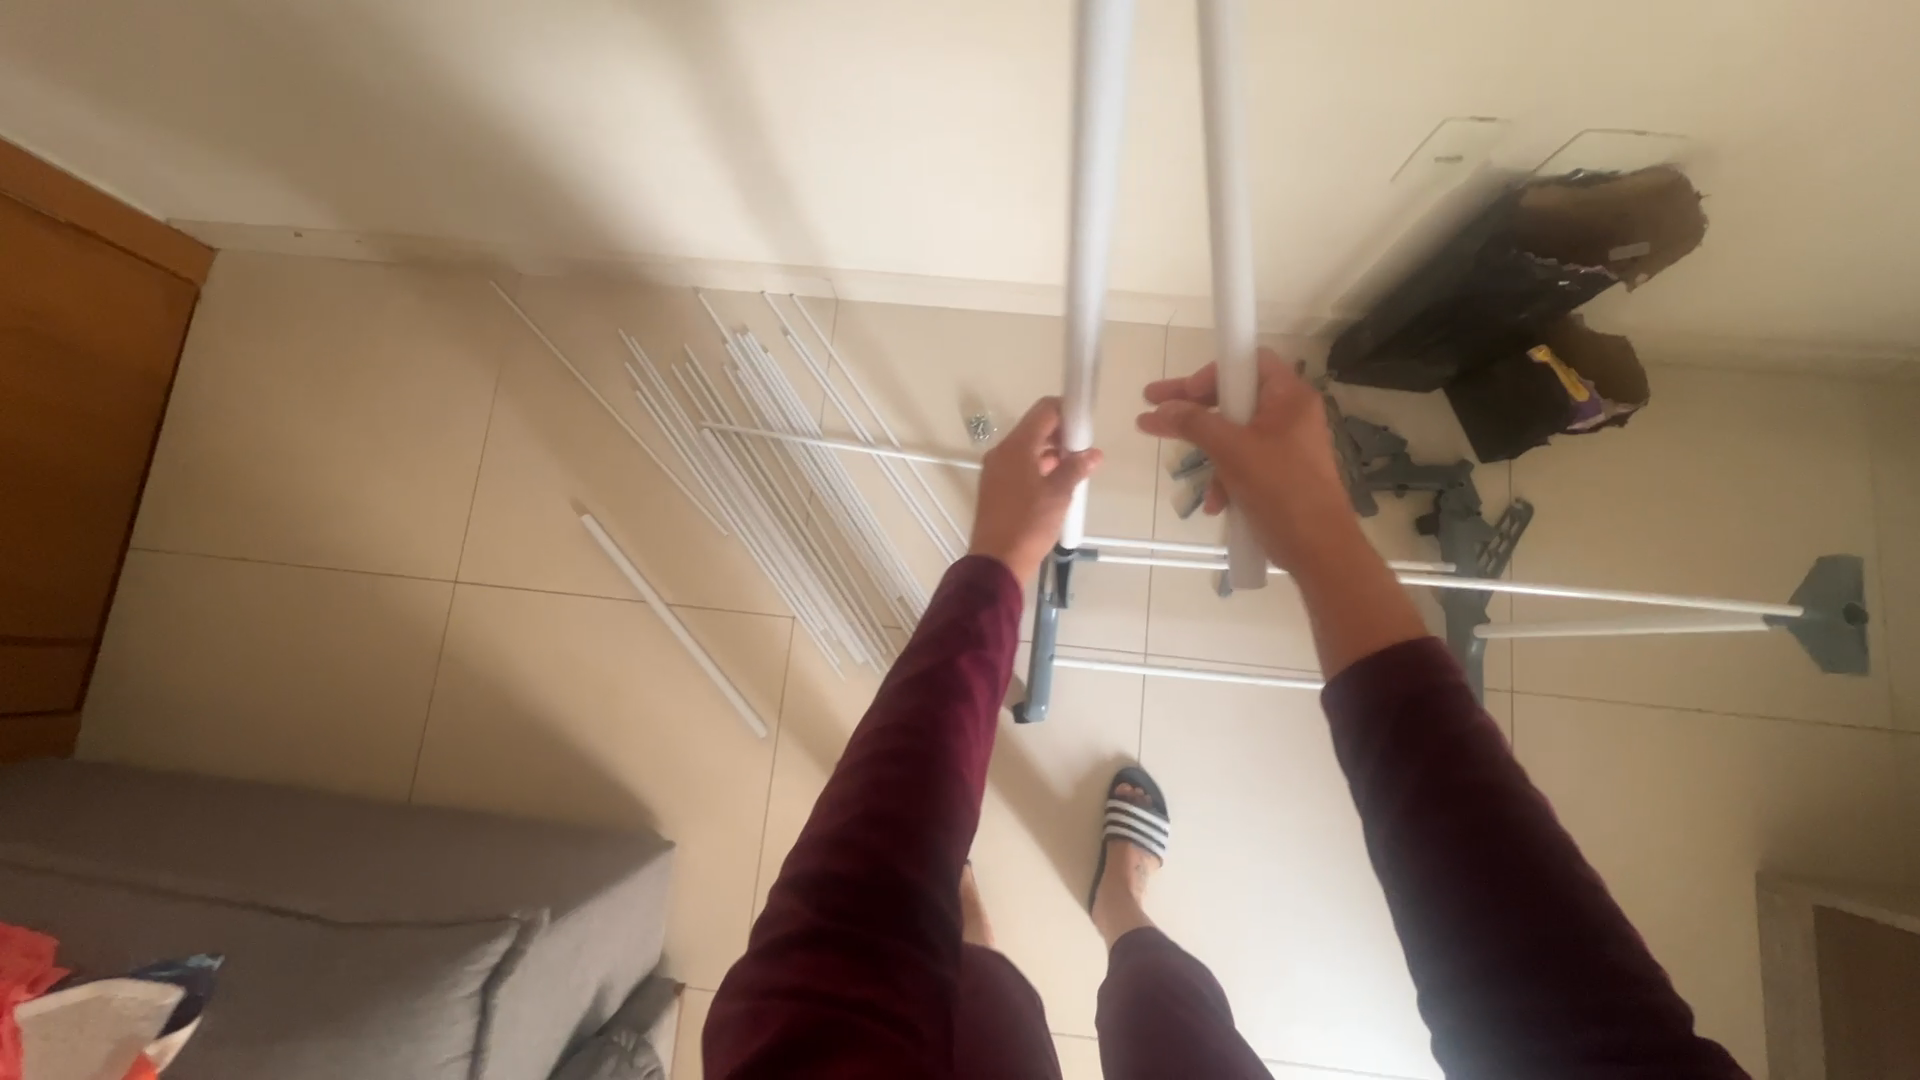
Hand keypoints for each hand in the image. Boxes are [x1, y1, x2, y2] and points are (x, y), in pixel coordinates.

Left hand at [969, 397, 1102, 581]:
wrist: (997, 561)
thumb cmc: (1029, 524)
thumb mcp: (1059, 494)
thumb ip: (1076, 468)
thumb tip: (1093, 454)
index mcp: (1016, 446)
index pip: (1044, 410)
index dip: (1068, 410)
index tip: (1085, 425)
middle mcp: (1002, 452)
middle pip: (1035, 428)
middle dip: (1061, 434)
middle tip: (1083, 451)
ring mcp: (995, 469)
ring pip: (1028, 448)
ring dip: (1051, 452)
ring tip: (1075, 470)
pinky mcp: (995, 487)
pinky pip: (1020, 466)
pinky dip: (1039, 467)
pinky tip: (1057, 483)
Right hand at [1135, 349, 1354, 571]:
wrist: (1319, 550)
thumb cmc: (1281, 491)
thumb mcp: (1231, 452)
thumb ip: (1193, 424)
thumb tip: (1159, 410)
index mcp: (1289, 397)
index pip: (1248, 362)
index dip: (1210, 373)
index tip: (1179, 394)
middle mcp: (1289, 415)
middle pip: (1233, 400)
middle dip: (1193, 414)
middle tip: (1151, 415)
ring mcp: (1285, 446)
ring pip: (1233, 436)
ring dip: (1208, 456)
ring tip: (1189, 478)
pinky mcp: (1280, 474)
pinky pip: (1243, 463)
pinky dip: (1225, 479)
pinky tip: (1216, 504)